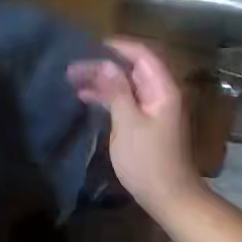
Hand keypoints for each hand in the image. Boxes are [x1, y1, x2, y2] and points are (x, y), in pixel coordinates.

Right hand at [68, 38, 205, 213]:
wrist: (168, 196)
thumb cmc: (147, 160)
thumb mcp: (127, 122)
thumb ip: (117, 90)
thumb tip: (105, 64)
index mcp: (163, 89)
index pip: (143, 56)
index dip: (119, 47)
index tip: (91, 45)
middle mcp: (162, 94)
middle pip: (133, 70)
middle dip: (104, 66)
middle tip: (73, 68)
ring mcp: (155, 110)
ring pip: (128, 86)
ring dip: (103, 82)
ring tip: (73, 81)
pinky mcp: (148, 125)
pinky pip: (127, 102)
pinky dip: (109, 98)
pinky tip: (87, 99)